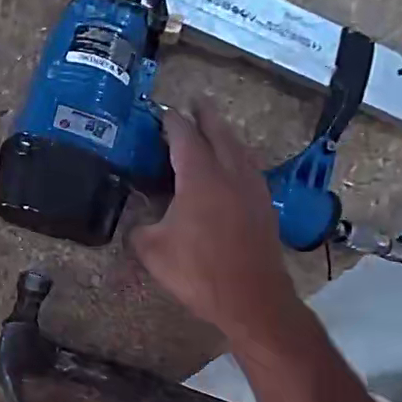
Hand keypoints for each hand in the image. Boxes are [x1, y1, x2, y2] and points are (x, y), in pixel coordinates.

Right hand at [131, 104, 309, 343]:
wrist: (253, 298)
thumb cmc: (200, 272)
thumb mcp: (153, 252)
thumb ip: (138, 230)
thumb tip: (136, 223)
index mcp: (200, 177)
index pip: (184, 136)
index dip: (172, 121)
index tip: (163, 112)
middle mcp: (230, 173)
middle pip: (219, 133)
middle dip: (205, 115)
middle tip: (196, 102)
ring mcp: (252, 188)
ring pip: (239, 148)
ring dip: (225, 133)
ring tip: (215, 128)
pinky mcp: (264, 206)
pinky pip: (250, 167)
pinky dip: (238, 156)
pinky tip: (235, 167)